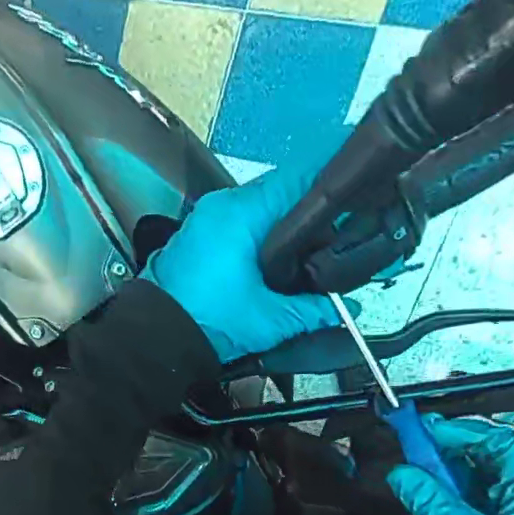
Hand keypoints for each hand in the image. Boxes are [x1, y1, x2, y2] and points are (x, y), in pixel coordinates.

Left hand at [145, 168, 343, 361]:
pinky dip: (258, 231)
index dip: (335, 180)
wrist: (153, 339)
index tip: (360, 191)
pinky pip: (236, 220)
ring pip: (258, 205)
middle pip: (281, 189)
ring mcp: (204, 217)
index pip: (301, 175)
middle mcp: (222, 204)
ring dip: (283, 221)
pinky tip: (274, 254)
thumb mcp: (270, 319)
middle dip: (311, 207)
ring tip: (311, 242)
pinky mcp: (194, 235)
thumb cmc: (210, 323)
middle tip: (340, 227)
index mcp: (242, 212)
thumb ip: (313, 308)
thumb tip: (346, 306)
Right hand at [386, 416, 513, 514]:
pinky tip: (415, 499)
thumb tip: (396, 471)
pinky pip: (454, 502)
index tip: (420, 430)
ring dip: (435, 474)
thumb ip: (431, 503)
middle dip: (443, 451)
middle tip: (407, 446)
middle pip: (480, 459)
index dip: (460, 433)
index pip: (499, 445)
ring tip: (408, 473)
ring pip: (464, 480)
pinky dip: (433, 496)